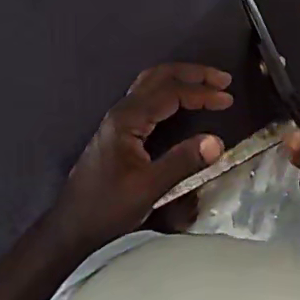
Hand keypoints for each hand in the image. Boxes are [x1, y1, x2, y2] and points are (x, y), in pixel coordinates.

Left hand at [48, 63, 232, 252]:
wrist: (71, 225)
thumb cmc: (107, 208)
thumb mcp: (148, 189)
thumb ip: (182, 162)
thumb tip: (216, 141)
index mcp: (128, 119)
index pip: (171, 93)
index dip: (201, 93)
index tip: (227, 99)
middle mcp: (122, 110)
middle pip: (160, 76)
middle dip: (192, 73)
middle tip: (222, 79)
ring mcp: (118, 118)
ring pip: (152, 82)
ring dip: (181, 78)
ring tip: (208, 83)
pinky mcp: (119, 128)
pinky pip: (147, 95)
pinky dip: (170, 89)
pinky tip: (181, 100)